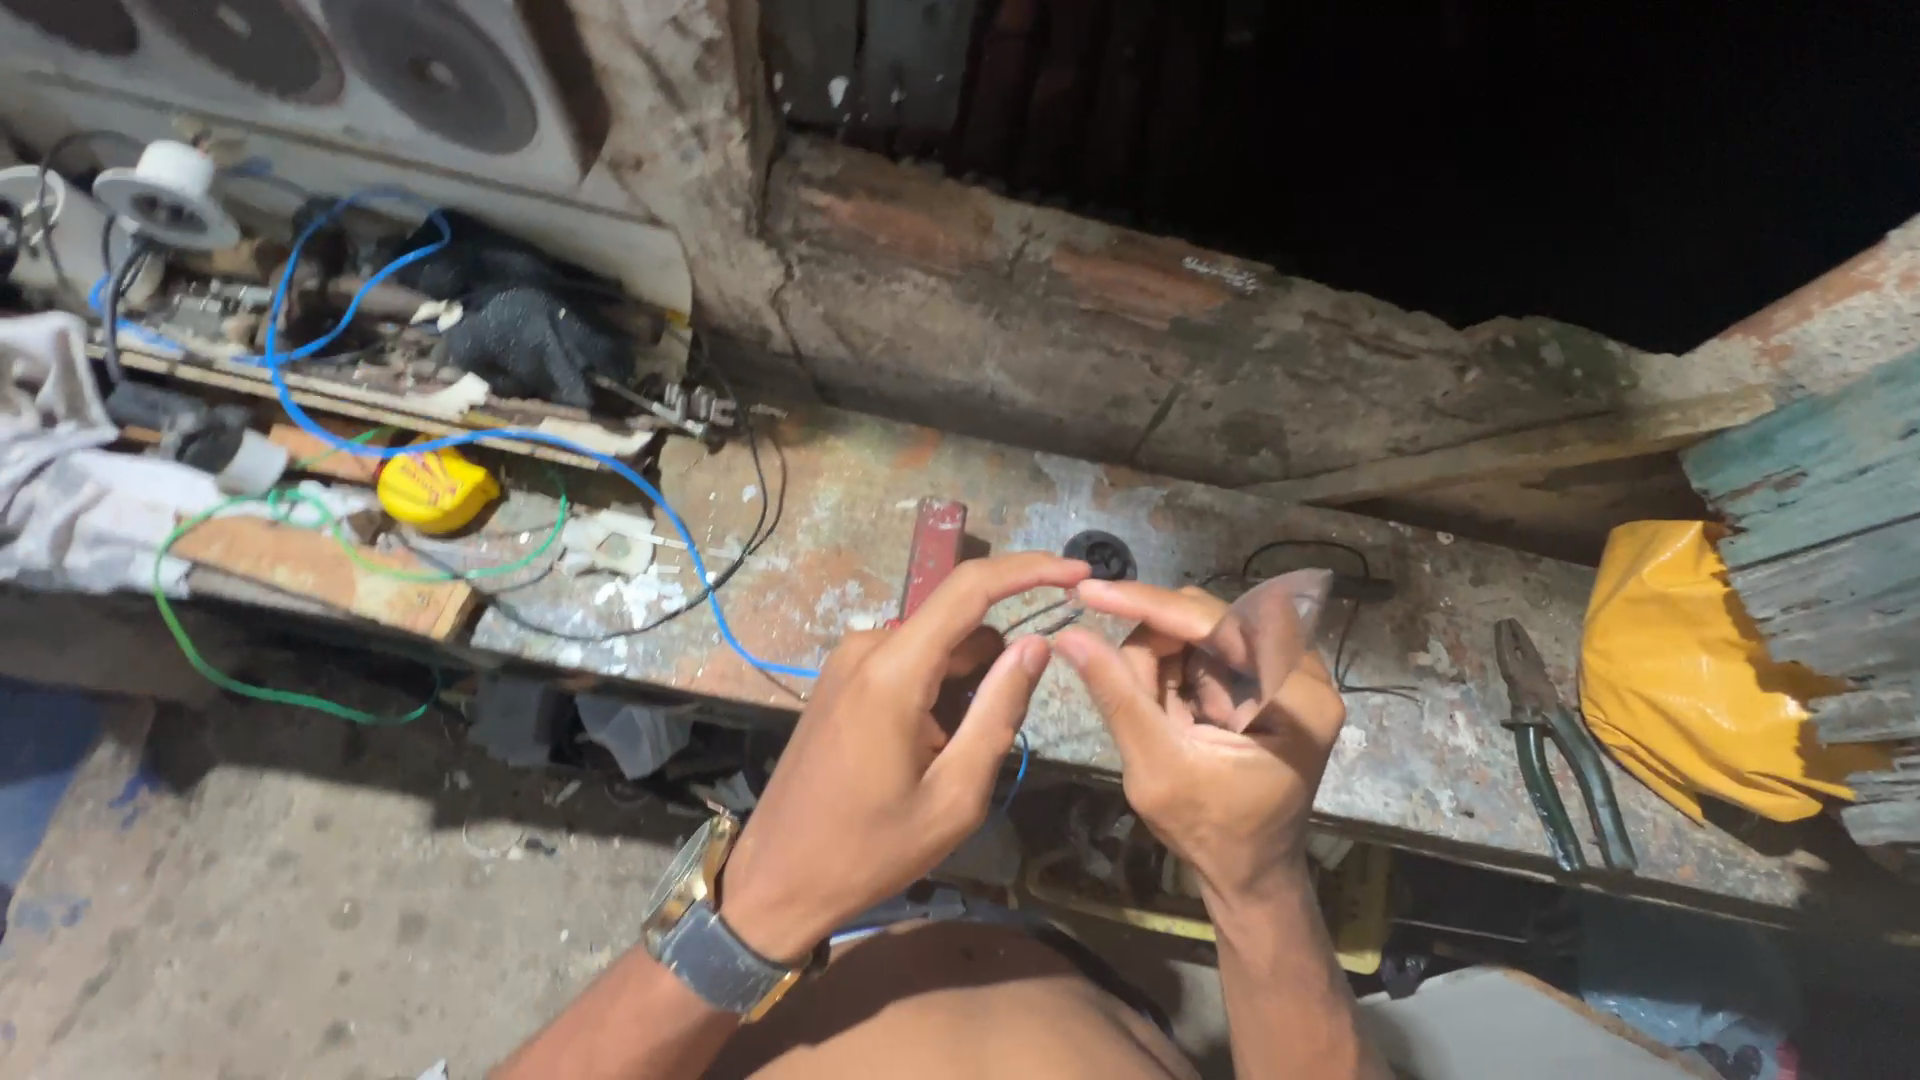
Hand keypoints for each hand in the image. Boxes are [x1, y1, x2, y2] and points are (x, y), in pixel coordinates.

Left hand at [717, 552, 1092, 960]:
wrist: (778, 878)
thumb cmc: (869, 850)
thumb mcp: (954, 795)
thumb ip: (999, 711)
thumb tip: (1036, 644)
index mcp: (894, 670)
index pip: (970, 587)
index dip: (1030, 570)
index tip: (1080, 573)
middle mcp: (867, 646)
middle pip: (960, 627)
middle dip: (993, 668)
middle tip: (985, 744)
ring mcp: (848, 660)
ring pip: (937, 646)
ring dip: (963, 687)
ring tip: (944, 760)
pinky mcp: (842, 678)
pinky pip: (909, 661)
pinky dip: (935, 691)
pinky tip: (922, 750)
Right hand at [1053, 579, 1346, 899]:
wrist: (1249, 871)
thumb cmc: (1209, 831)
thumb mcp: (1156, 766)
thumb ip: (1118, 696)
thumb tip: (1069, 635)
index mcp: (1295, 696)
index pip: (1213, 623)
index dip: (1146, 605)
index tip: (1087, 591)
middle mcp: (1303, 670)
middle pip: (1206, 618)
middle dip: (1153, 650)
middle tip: (1129, 695)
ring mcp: (1288, 670)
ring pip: (1199, 629)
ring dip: (1160, 664)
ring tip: (1158, 719)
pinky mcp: (1268, 675)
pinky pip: (1204, 647)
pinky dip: (1172, 672)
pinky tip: (1172, 713)